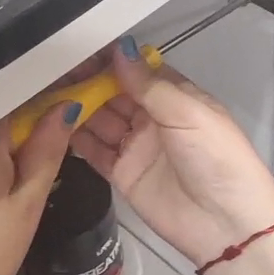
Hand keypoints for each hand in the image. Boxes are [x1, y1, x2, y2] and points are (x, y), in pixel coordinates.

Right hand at [67, 36, 273, 264]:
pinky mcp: (122, 174)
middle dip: (89, 82)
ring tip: (47, 92)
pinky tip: (54, 124)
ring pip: (100, 120)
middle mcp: (153, 119)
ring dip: (78, 107)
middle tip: (55, 70)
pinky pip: (94, 151)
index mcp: (176, 98)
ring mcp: (136, 146)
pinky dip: (75, 138)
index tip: (80, 49)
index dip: (112, 61)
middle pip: (115, 94)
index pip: (138, 72)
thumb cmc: (217, 159)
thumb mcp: (189, 114)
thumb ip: (149, 84)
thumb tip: (120, 49)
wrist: (226, 226)